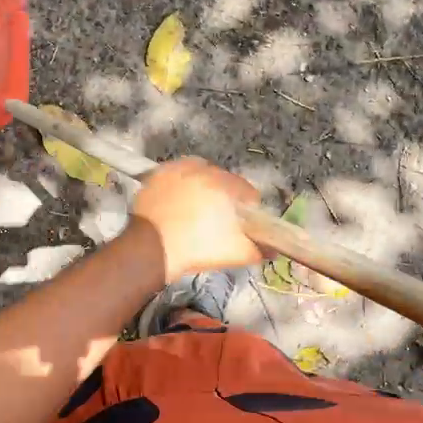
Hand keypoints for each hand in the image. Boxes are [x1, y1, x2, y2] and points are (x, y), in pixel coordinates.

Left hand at [127, 158, 264, 280]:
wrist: (151, 249)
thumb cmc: (196, 249)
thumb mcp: (235, 253)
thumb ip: (259, 248)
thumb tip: (271, 248)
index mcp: (223, 184)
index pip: (246, 190)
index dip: (248, 206)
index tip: (242, 221)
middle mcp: (200, 170)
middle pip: (222, 179)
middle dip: (224, 195)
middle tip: (218, 216)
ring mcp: (176, 169)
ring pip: (198, 172)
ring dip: (202, 185)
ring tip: (197, 207)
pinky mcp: (157, 174)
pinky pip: (176, 174)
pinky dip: (180, 183)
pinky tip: (178, 200)